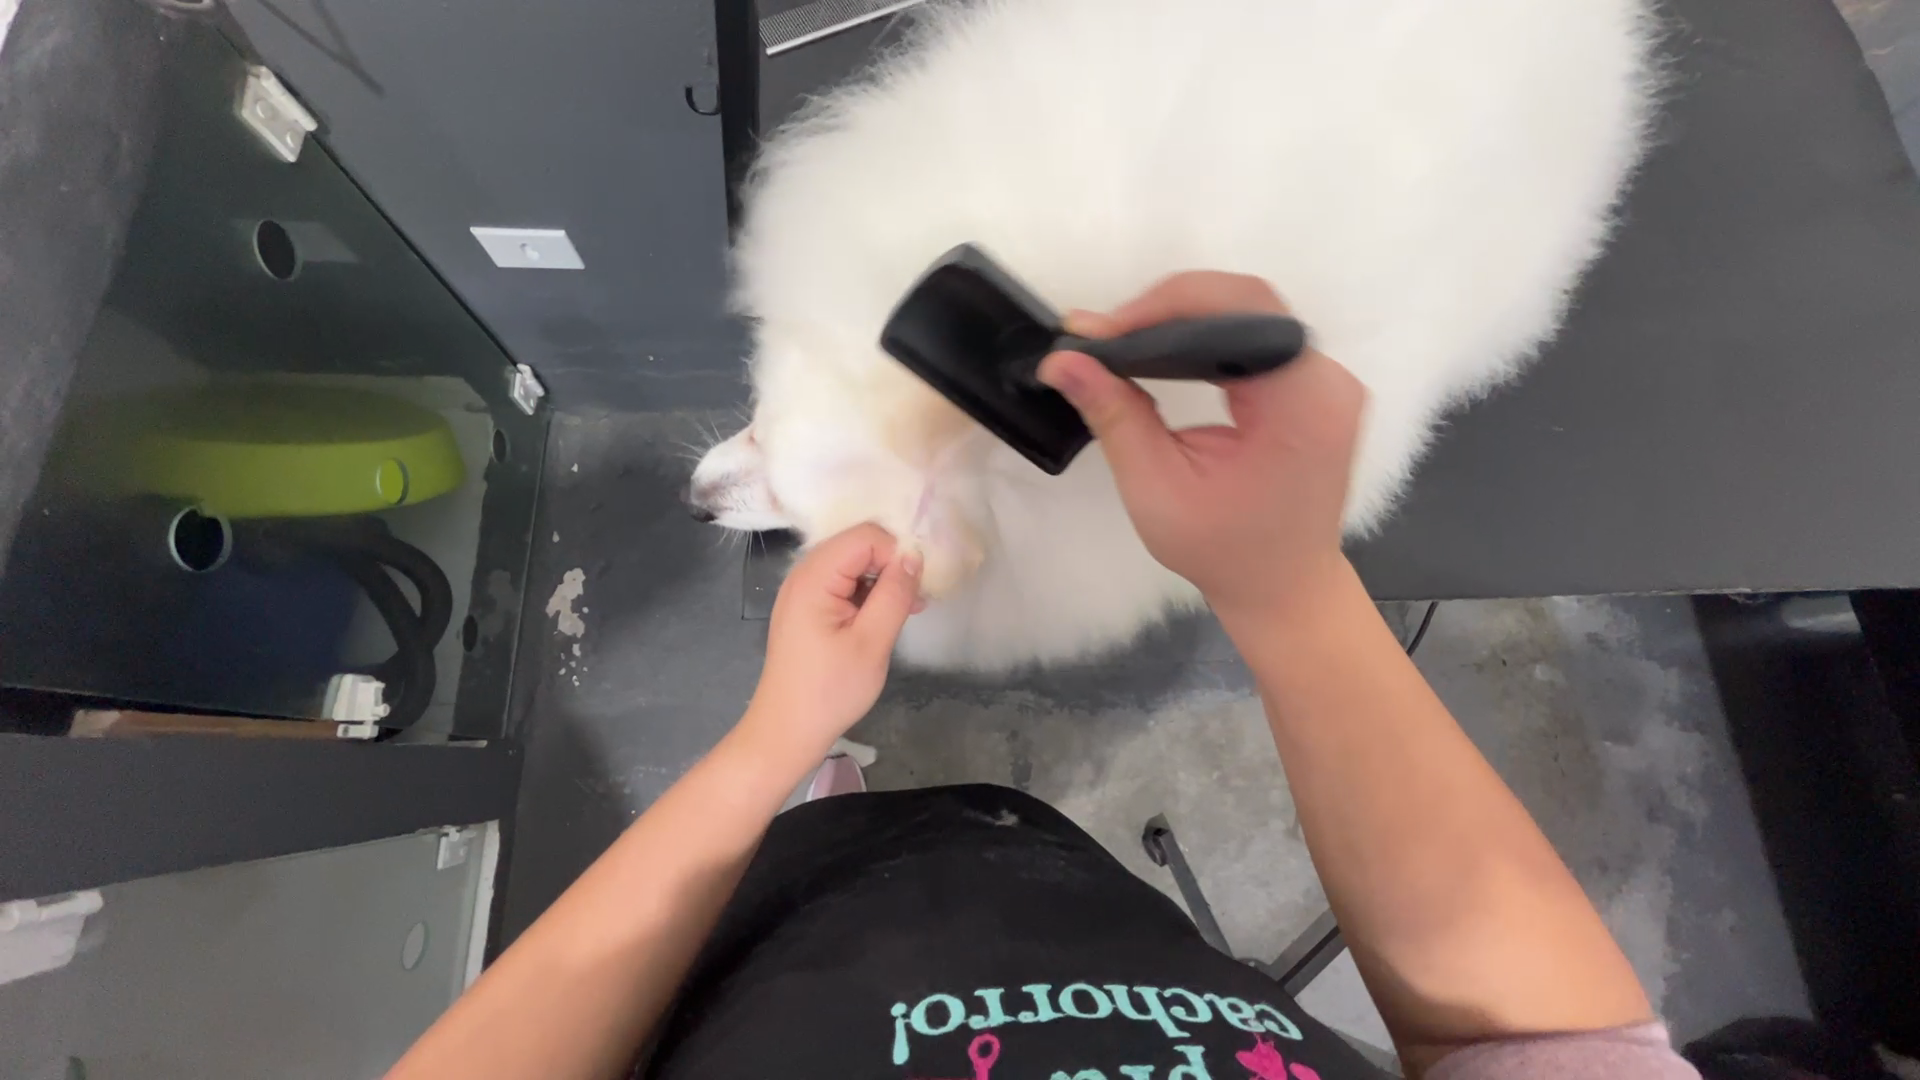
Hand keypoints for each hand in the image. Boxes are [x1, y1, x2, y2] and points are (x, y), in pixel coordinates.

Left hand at [739, 524, 921, 761]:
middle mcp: (804, 574)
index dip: (896, 553)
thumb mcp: (872, 642)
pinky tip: (885, 618)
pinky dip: (867, 594)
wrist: (786, 731)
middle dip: (892, 564)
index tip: (916, 586)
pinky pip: (843, 584)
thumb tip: (914, 557)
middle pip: (858, 545)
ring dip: (882, 580)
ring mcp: (803, 591)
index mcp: (814, 576)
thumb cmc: (830, 690)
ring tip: (908, 610)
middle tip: (917, 598)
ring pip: (853, 564)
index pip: (866, 536)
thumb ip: (895, 594)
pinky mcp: (807, 608)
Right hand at [1038, 272, 1366, 628]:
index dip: (1165, 306)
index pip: (1238, 309)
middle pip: (1246, 304)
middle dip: (1168, 310)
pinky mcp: (1314, 391)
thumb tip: (1062, 359)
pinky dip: (1205, 342)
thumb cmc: (1221, 551)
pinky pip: (1256, 343)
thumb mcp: (1155, 487)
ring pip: (1250, 318)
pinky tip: (1163, 356)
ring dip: (1183, 323)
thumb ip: (1114, 416)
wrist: (1281, 588)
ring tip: (1124, 345)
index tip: (1103, 333)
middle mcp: (1327, 379)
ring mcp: (1326, 383)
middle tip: (1105, 338)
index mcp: (1302, 402)